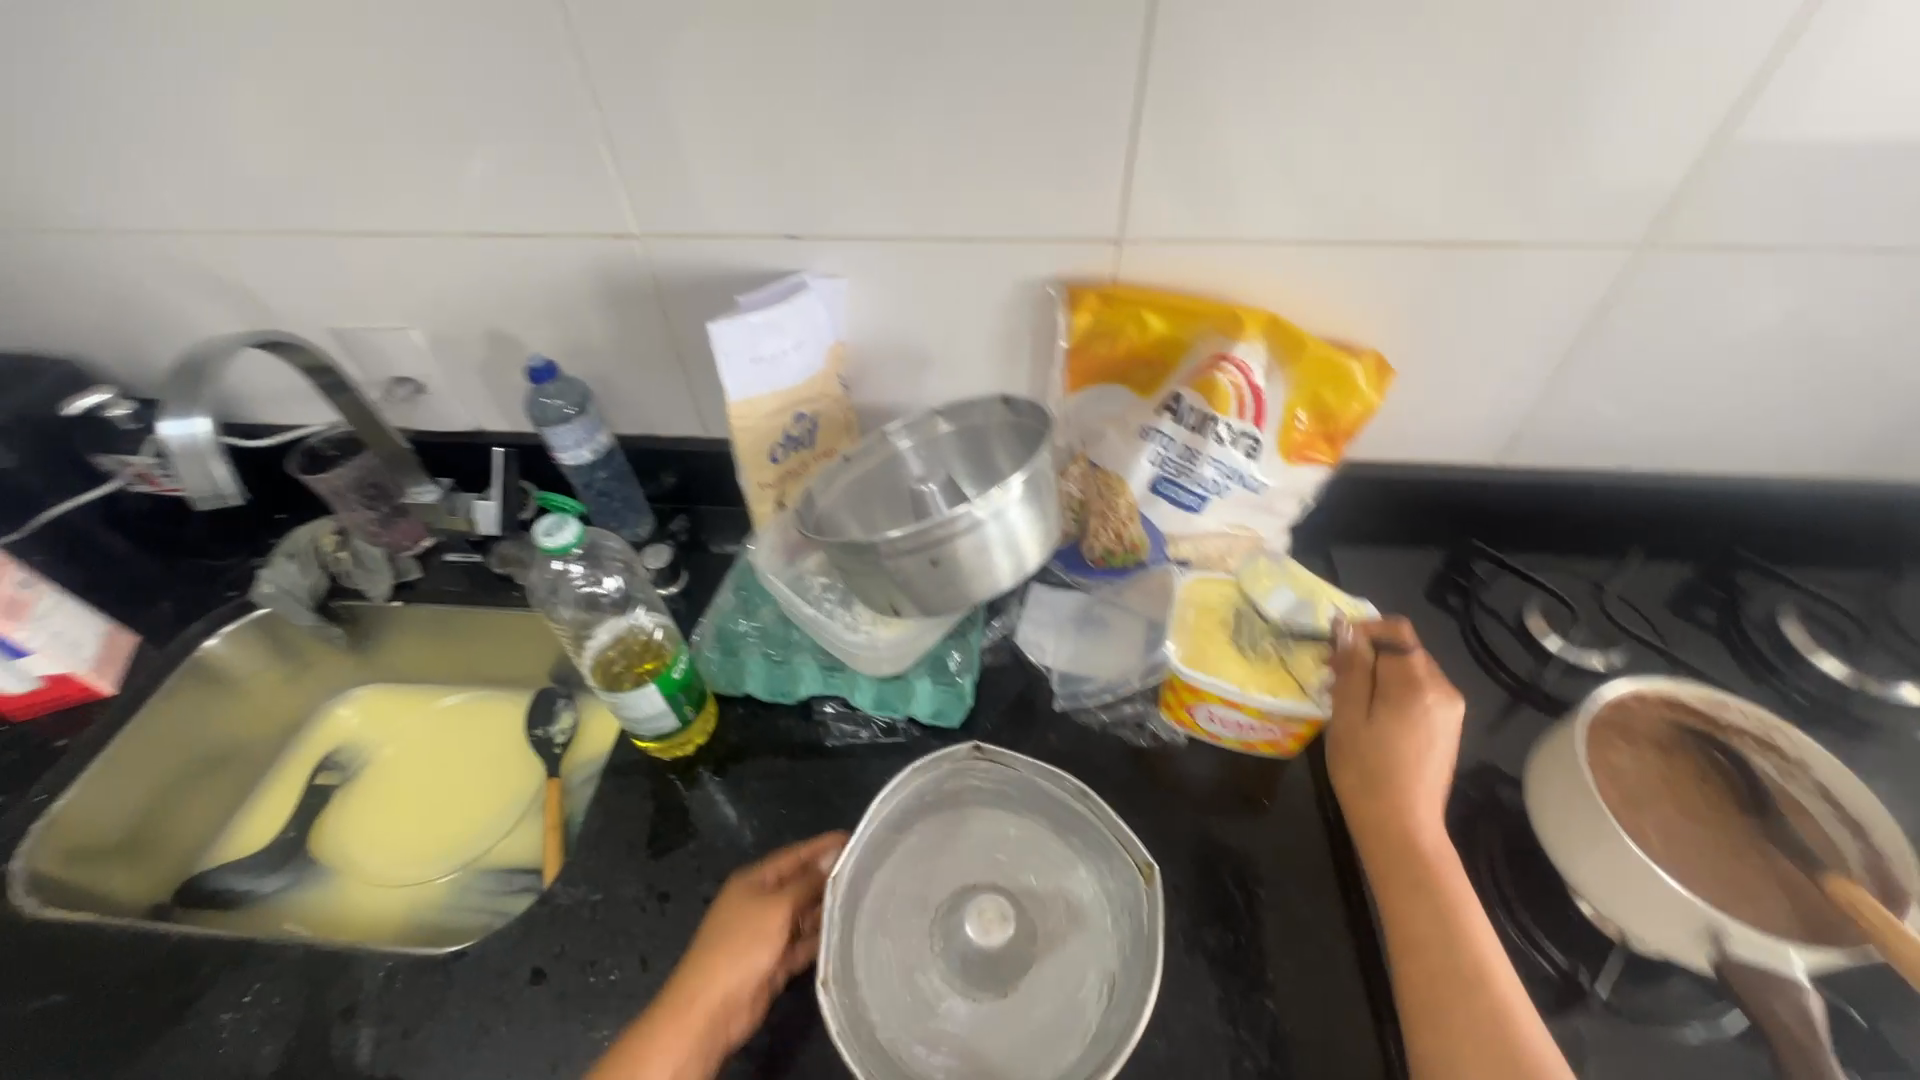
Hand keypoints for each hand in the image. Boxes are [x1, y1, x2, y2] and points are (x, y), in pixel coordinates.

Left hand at [657, 831, 848, 1056]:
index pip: (795, 855)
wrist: (710, 1010)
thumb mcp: (776, 907)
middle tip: (869, 872)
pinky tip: (847, 934)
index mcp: (755, 881)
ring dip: (828, 910)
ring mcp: (768, 934)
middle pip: (801, 884)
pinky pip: (803, 944)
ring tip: (866, 900)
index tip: (854, 839)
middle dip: (829, 879)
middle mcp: (762, 902)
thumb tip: (832, 856)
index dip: (822, 846)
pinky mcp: (775, 962)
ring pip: (804, 915)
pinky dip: (820, 940)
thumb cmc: (741, 946)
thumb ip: (807, 882)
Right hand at [1325, 617, 1465, 848]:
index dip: (1363, 631)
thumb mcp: (1347, 716)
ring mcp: (1450, 709)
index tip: (1334, 654)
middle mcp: (1443, 689)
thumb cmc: (1364, 772)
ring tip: (1349, 702)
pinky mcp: (1448, 726)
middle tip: (1333, 679)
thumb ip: (1352, 667)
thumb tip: (1348, 628)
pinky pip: (1419, 691)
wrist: (1401, 827)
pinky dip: (1393, 692)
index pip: (1396, 630)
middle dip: (1367, 654)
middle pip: (1404, 649)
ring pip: (1410, 670)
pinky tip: (1372, 718)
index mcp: (1416, 684)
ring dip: (1379, 674)